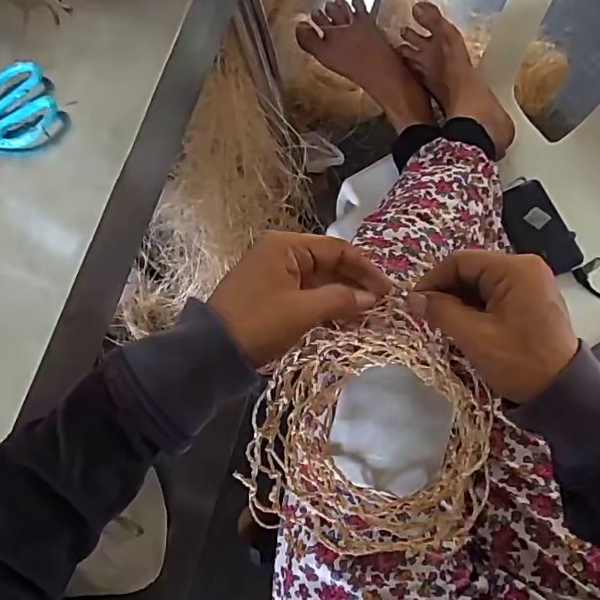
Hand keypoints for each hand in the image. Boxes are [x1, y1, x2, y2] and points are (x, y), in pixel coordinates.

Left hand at [208, 232, 392, 365]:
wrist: (212, 352)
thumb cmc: (259, 323)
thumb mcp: (303, 311)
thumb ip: (340, 300)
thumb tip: (371, 298)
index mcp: (285, 246)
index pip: (337, 249)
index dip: (365, 269)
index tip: (387, 290)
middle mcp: (280, 254)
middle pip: (329, 263)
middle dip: (355, 284)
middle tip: (381, 304)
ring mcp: (275, 275)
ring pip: (319, 281)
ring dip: (343, 297)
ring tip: (367, 315)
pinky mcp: (272, 296)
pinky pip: (307, 295)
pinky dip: (326, 306)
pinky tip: (344, 321)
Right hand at [409, 250, 577, 401]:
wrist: (562, 391)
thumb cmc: (520, 362)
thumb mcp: (475, 337)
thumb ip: (442, 312)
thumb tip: (415, 299)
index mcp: (515, 269)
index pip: (461, 261)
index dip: (433, 280)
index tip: (415, 304)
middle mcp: (526, 268)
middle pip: (472, 271)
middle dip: (446, 292)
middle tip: (427, 317)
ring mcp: (532, 284)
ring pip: (481, 285)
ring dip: (460, 303)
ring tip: (445, 326)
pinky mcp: (532, 301)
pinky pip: (495, 296)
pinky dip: (477, 309)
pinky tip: (466, 328)